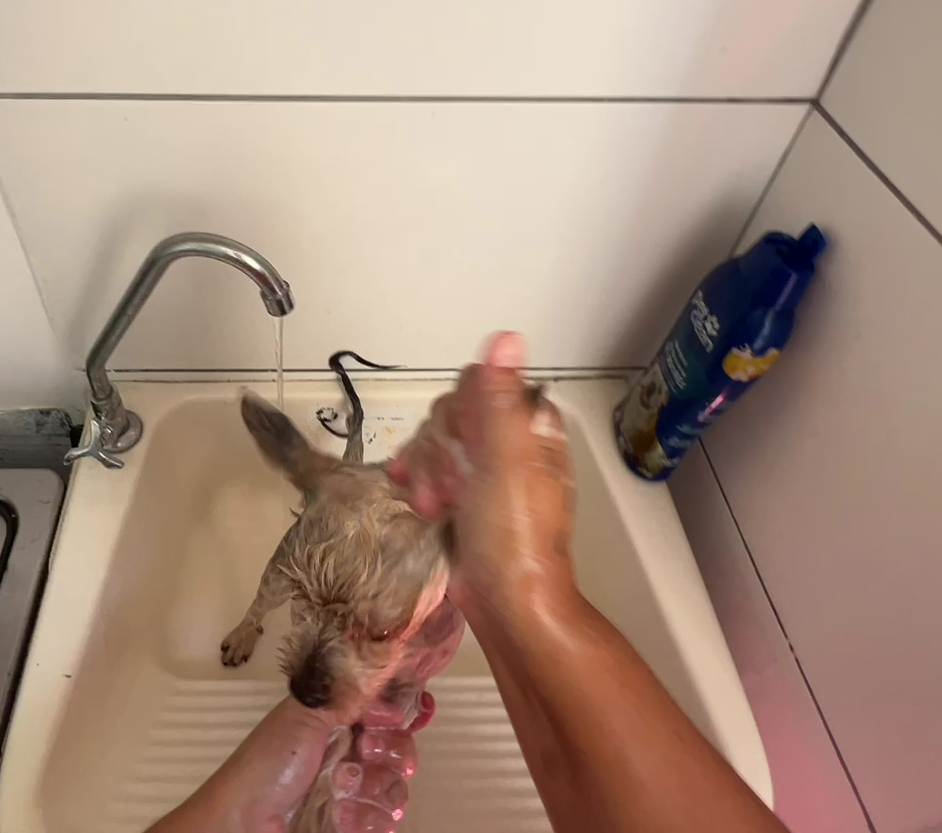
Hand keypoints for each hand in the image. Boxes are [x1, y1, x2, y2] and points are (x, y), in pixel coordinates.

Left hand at [152, 694, 428, 832]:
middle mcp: (354, 751)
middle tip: (363, 752)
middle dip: (389, 751)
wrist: (244, 820)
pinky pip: (385, 819)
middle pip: (402, 747)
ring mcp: (357, 790)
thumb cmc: (269, 762)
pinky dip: (366, 819)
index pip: (390, 709)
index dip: (401, 713)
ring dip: (372, 789)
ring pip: (397, 785)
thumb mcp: (306, 713)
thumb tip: (387, 665)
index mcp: (343, 717)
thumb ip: (349, 692)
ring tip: (341, 792)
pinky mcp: (356, 822)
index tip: (403, 715)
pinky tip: (342, 817)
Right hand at [386, 332, 575, 620]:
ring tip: (433, 505)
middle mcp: (508, 440)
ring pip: (436, 440)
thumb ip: (500, 398)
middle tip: (448, 488)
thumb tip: (507, 336)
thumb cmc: (513, 534)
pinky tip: (414, 499)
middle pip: (450, 413)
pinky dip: (417, 480)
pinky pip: (429, 467)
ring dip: (426, 471)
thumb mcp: (506, 460)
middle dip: (438, 450)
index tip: (461, 448)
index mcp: (528, 425)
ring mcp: (484, 468)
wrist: (508, 604)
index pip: (478, 385)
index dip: (458, 414)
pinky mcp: (464, 494)